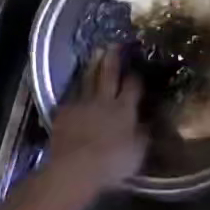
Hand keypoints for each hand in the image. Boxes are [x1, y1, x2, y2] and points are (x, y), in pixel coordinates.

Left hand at [46, 50, 145, 190]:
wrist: (75, 167)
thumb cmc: (111, 163)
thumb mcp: (137, 153)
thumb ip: (142, 135)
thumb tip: (146, 123)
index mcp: (124, 109)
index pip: (133, 86)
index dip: (136, 76)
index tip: (137, 67)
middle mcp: (103, 101)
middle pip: (109, 75)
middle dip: (113, 58)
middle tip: (114, 43)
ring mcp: (81, 104)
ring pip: (88, 79)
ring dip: (92, 65)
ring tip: (95, 53)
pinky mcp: (63, 112)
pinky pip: (71, 95)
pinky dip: (75, 87)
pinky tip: (75, 84)